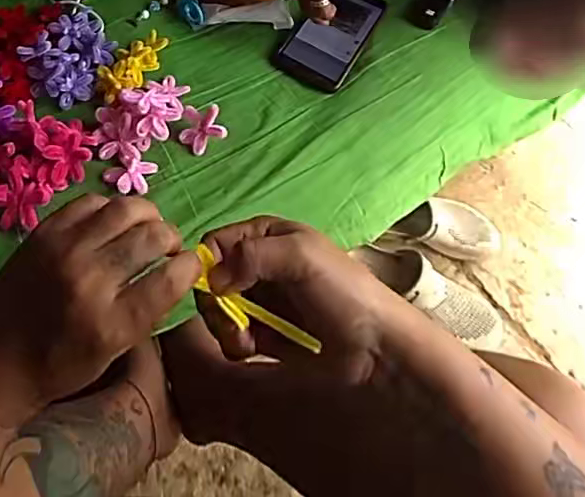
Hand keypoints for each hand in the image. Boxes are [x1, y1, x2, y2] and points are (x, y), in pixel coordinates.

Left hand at [0, 196, 202, 427]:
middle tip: (170, 245)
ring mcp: (65, 249)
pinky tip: (114, 221)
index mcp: (110, 323)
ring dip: (148, 215)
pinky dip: (111, 208)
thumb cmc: (58, 366)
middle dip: (171, 238)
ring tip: (148, 225)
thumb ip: (148, 309)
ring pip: (126, 209)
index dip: (189, 265)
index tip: (192, 262)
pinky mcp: (45, 231)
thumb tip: (179, 268)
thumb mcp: (112, 352)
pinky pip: (93, 201)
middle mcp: (89, 280)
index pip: (169, 279)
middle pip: (152, 237)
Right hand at [160, 218, 407, 445]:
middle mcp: (257, 264)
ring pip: (218, 309)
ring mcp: (260, 300)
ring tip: (246, 340)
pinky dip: (234, 343)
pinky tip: (252, 349)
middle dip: (215, 302)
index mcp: (264, 235)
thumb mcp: (299, 256)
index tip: (217, 290)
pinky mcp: (264, 333)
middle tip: (232, 323)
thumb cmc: (340, 289)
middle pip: (211, 278)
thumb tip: (212, 278)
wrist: (376, 346)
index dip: (208, 264)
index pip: (217, 242)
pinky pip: (232, 335)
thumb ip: (252, 255)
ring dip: (224, 326)